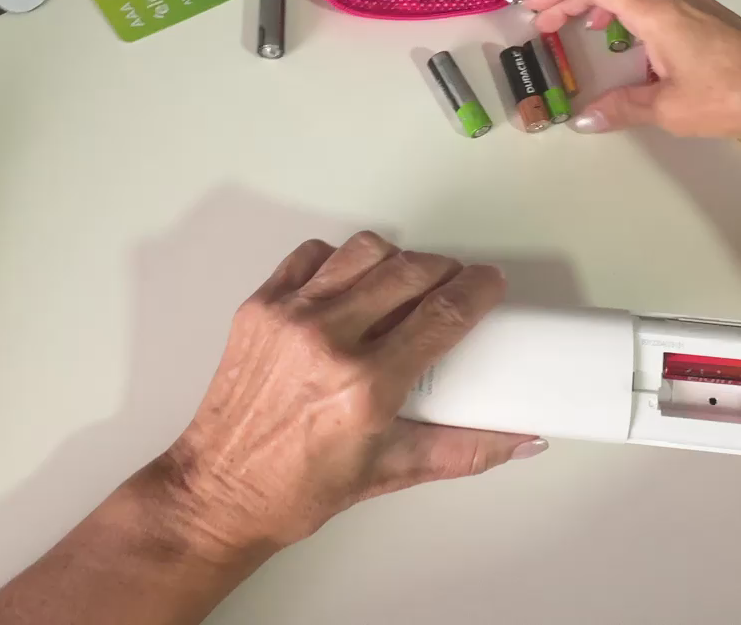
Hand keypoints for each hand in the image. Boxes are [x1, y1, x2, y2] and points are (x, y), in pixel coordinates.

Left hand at [157, 232, 543, 554]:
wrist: (218, 490)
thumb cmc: (299, 488)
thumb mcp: (391, 472)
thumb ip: (465, 450)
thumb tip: (521, 441)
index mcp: (366, 387)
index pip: (443, 315)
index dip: (478, 290)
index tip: (490, 282)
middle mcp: (328, 341)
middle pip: (410, 272)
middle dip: (444, 269)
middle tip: (454, 282)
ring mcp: (290, 316)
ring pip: (364, 250)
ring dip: (396, 259)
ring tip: (404, 280)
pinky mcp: (261, 305)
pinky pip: (313, 255)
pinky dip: (340, 260)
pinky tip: (349, 284)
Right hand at [526, 0, 740, 138]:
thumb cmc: (732, 96)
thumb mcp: (669, 108)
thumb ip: (622, 109)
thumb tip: (583, 121)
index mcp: (656, 10)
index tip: (534, 8)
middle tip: (549, 23)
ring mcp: (693, 2)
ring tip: (585, 27)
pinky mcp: (707, 16)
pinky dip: (629, 7)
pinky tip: (633, 43)